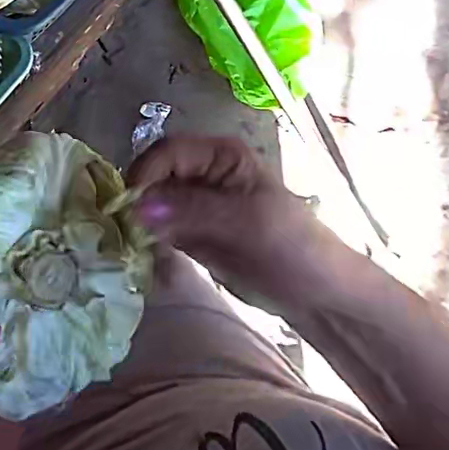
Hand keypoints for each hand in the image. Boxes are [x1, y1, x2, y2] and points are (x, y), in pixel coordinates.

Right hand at [127, 135, 354, 308]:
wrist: (319, 297)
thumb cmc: (293, 247)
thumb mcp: (247, 222)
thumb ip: (192, 210)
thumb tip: (138, 206)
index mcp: (218, 155)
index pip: (168, 152)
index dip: (146, 172)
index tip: (131, 205)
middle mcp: (200, 172)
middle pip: (153, 173)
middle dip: (139, 198)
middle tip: (129, 228)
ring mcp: (192, 202)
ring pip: (148, 201)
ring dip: (138, 220)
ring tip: (134, 243)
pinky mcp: (186, 229)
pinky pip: (154, 226)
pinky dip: (146, 238)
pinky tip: (145, 254)